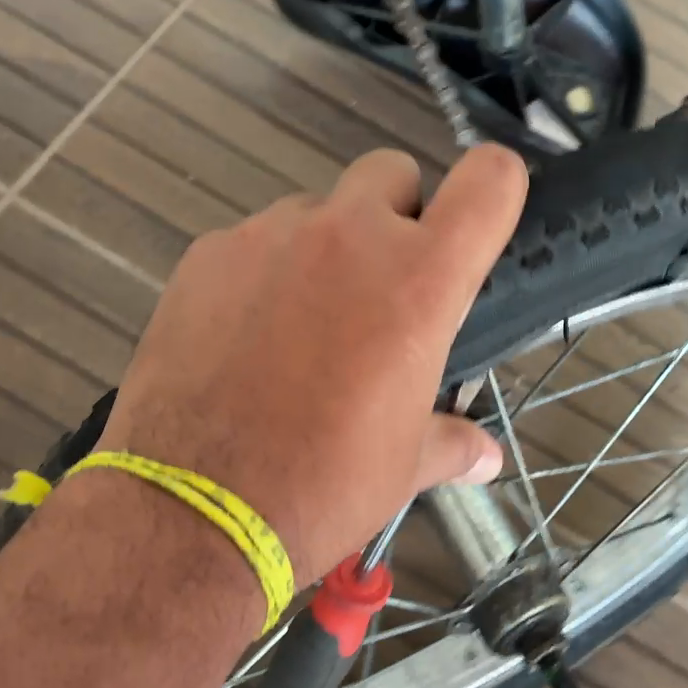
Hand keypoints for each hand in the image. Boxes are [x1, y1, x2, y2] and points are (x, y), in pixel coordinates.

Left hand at [99, 145, 526, 585]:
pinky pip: (257, 242)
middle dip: (398, 215)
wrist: (190, 514)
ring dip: (328, 249)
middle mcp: (351, 237)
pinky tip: (249, 338)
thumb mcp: (407, 465)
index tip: (483, 220)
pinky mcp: (208, 253)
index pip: (488, 182)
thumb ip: (453, 441)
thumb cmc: (325, 484)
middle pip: (393, 173)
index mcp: (421, 280)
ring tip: (305, 326)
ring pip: (320, 210)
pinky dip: (266, 273)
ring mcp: (272, 235)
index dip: (497, 185)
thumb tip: (485, 458)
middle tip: (384, 287)